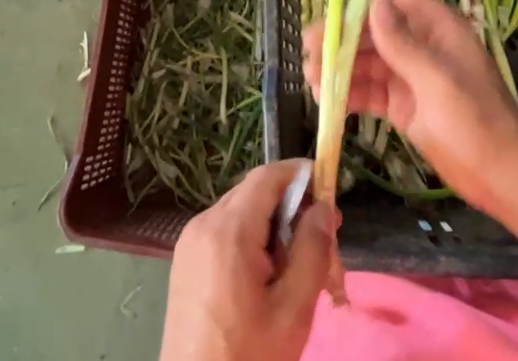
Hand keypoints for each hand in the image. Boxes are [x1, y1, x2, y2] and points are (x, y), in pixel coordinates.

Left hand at [160, 160, 336, 360]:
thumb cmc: (248, 356)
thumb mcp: (292, 310)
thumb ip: (312, 252)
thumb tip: (323, 207)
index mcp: (227, 230)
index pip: (268, 176)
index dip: (301, 175)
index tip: (331, 192)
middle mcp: (203, 223)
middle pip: (254, 193)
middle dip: (292, 207)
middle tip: (324, 241)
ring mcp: (190, 241)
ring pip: (241, 212)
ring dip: (273, 227)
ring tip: (299, 268)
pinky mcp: (186, 259)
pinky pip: (225, 231)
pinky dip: (252, 240)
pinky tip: (269, 278)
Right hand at [304, 0, 517, 211]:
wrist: (504, 180)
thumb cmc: (479, 124)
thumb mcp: (438, 81)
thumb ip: (403, 42)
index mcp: (436, 26)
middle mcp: (420, 44)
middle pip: (372, 25)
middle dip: (340, 33)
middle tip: (311, 47)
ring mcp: (410, 74)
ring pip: (366, 59)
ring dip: (338, 66)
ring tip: (311, 78)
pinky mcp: (402, 103)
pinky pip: (369, 89)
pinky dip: (347, 92)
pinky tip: (325, 100)